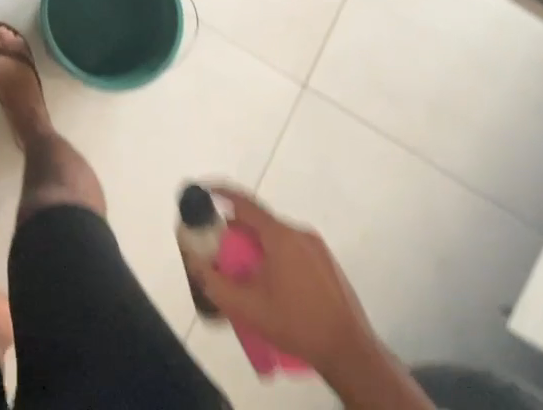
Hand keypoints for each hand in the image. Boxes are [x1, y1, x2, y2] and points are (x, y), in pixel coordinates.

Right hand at [186, 187, 376, 376]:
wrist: (348, 351)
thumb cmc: (295, 324)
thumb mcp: (245, 307)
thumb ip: (213, 282)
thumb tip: (194, 261)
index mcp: (280, 236)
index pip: (244, 202)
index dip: (220, 192)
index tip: (203, 191)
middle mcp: (300, 234)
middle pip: (258, 223)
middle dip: (236, 236)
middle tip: (221, 258)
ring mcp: (317, 248)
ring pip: (275, 239)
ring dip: (256, 251)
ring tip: (246, 280)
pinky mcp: (327, 264)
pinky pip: (292, 251)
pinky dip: (274, 259)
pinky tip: (272, 290)